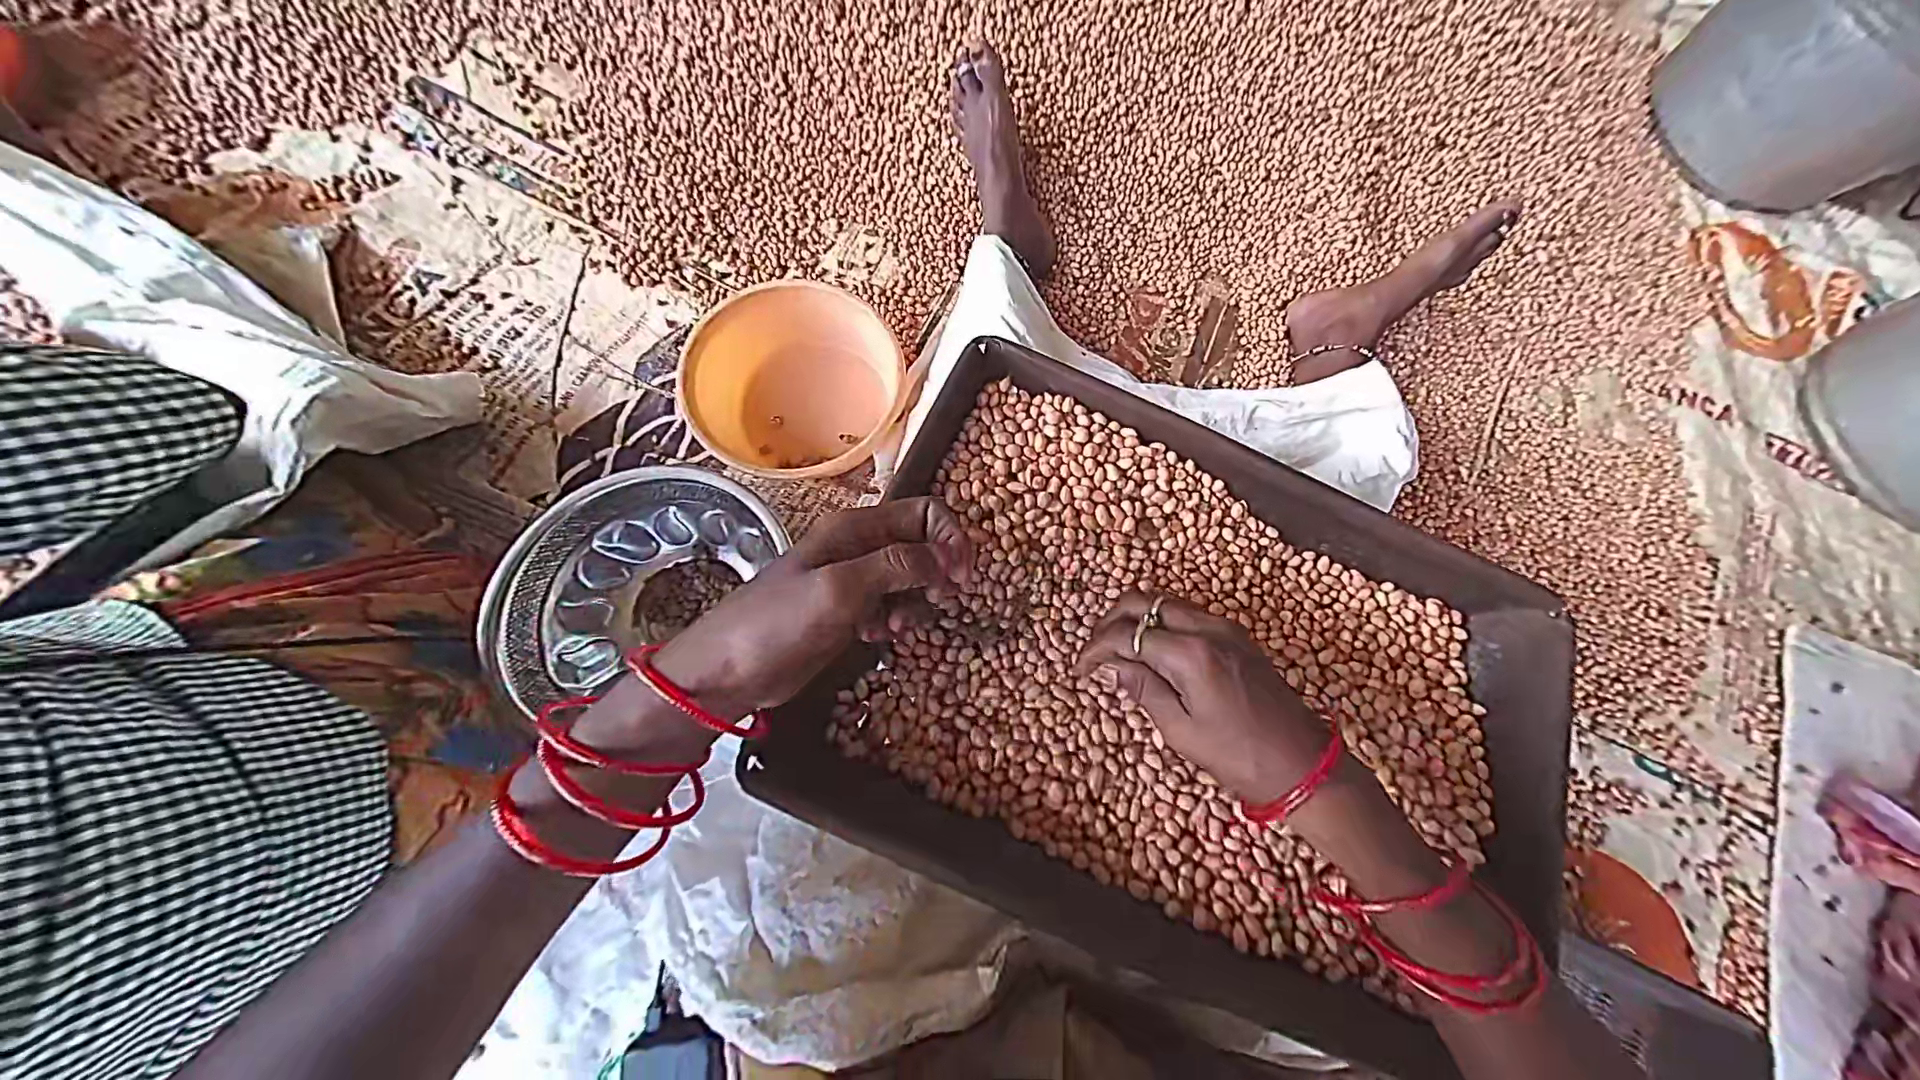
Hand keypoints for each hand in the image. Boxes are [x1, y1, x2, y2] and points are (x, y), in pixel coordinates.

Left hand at [651, 497, 972, 716]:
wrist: (729, 669)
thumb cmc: (777, 622)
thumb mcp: (840, 588)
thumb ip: (896, 566)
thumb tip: (945, 557)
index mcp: (857, 528)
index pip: (924, 513)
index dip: (950, 539)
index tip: (958, 576)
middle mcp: (859, 547)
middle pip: (924, 546)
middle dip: (938, 573)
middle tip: (939, 601)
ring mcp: (855, 580)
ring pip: (913, 579)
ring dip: (916, 603)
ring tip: (893, 627)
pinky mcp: (850, 611)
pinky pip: (892, 606)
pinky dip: (895, 620)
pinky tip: (877, 636)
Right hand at [1074, 592, 1334, 804]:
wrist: (1306, 765)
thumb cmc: (1240, 758)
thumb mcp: (1181, 730)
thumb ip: (1142, 689)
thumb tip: (1109, 666)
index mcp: (1191, 654)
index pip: (1125, 633)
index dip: (1095, 649)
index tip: (1080, 670)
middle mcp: (1208, 629)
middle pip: (1142, 600)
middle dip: (1109, 622)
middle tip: (1096, 653)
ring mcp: (1226, 628)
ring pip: (1164, 602)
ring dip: (1134, 620)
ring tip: (1118, 654)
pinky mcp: (1236, 637)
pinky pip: (1186, 614)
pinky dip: (1159, 625)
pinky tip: (1151, 654)